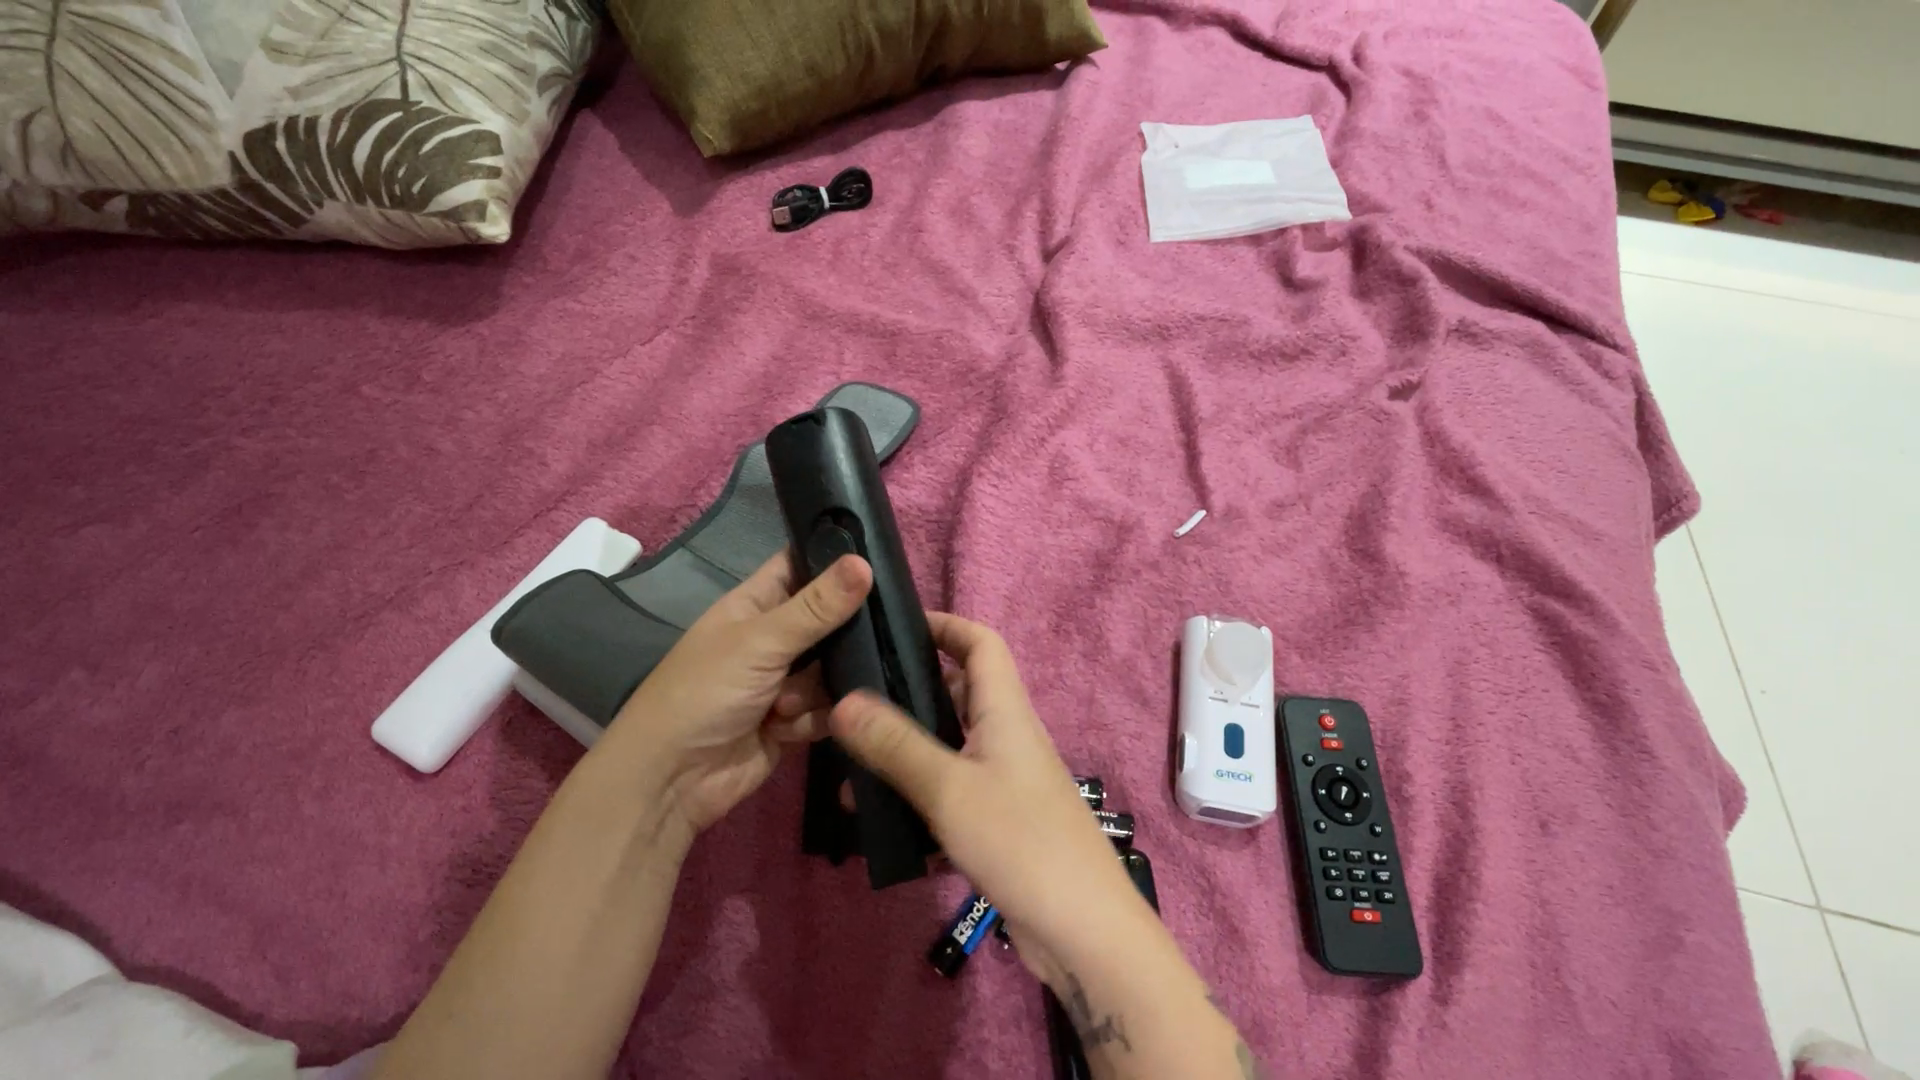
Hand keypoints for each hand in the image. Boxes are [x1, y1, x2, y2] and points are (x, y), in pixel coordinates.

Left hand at [601, 552, 871, 833]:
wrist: (674, 778)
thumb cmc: (705, 692)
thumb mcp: (761, 641)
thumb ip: (817, 607)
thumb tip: (865, 562)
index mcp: (755, 604)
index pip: (801, 565)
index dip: (834, 559)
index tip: (878, 560)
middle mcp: (774, 638)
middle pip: (830, 621)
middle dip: (842, 636)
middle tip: (851, 645)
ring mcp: (785, 680)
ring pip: (833, 669)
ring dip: (817, 688)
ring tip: (785, 705)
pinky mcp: (794, 720)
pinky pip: (828, 708)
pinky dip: (812, 719)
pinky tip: (786, 730)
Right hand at [825, 614, 1154, 975]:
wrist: (1083, 932)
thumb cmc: (1020, 842)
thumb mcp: (949, 789)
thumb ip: (895, 745)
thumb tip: (844, 700)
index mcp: (1005, 711)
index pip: (981, 643)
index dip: (944, 624)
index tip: (894, 627)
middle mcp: (1007, 738)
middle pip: (956, 697)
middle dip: (906, 699)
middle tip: (852, 710)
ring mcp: (1006, 784)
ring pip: (947, 753)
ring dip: (904, 762)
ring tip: (852, 780)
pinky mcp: (1000, 825)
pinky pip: (951, 800)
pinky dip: (919, 807)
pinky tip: (882, 831)